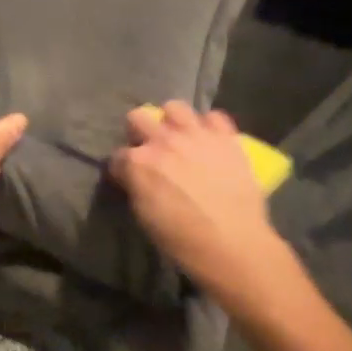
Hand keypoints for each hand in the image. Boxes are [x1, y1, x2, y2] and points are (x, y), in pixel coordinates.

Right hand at [109, 102, 307, 316]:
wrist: (233, 243)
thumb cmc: (182, 239)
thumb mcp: (144, 217)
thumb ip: (135, 188)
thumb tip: (133, 177)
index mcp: (138, 163)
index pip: (118, 155)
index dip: (122, 167)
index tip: (129, 177)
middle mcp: (163, 141)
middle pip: (138, 118)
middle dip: (139, 133)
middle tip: (150, 151)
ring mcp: (196, 135)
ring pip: (174, 107)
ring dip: (172, 121)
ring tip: (178, 137)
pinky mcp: (225, 137)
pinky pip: (214, 117)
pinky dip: (210, 127)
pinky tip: (210, 141)